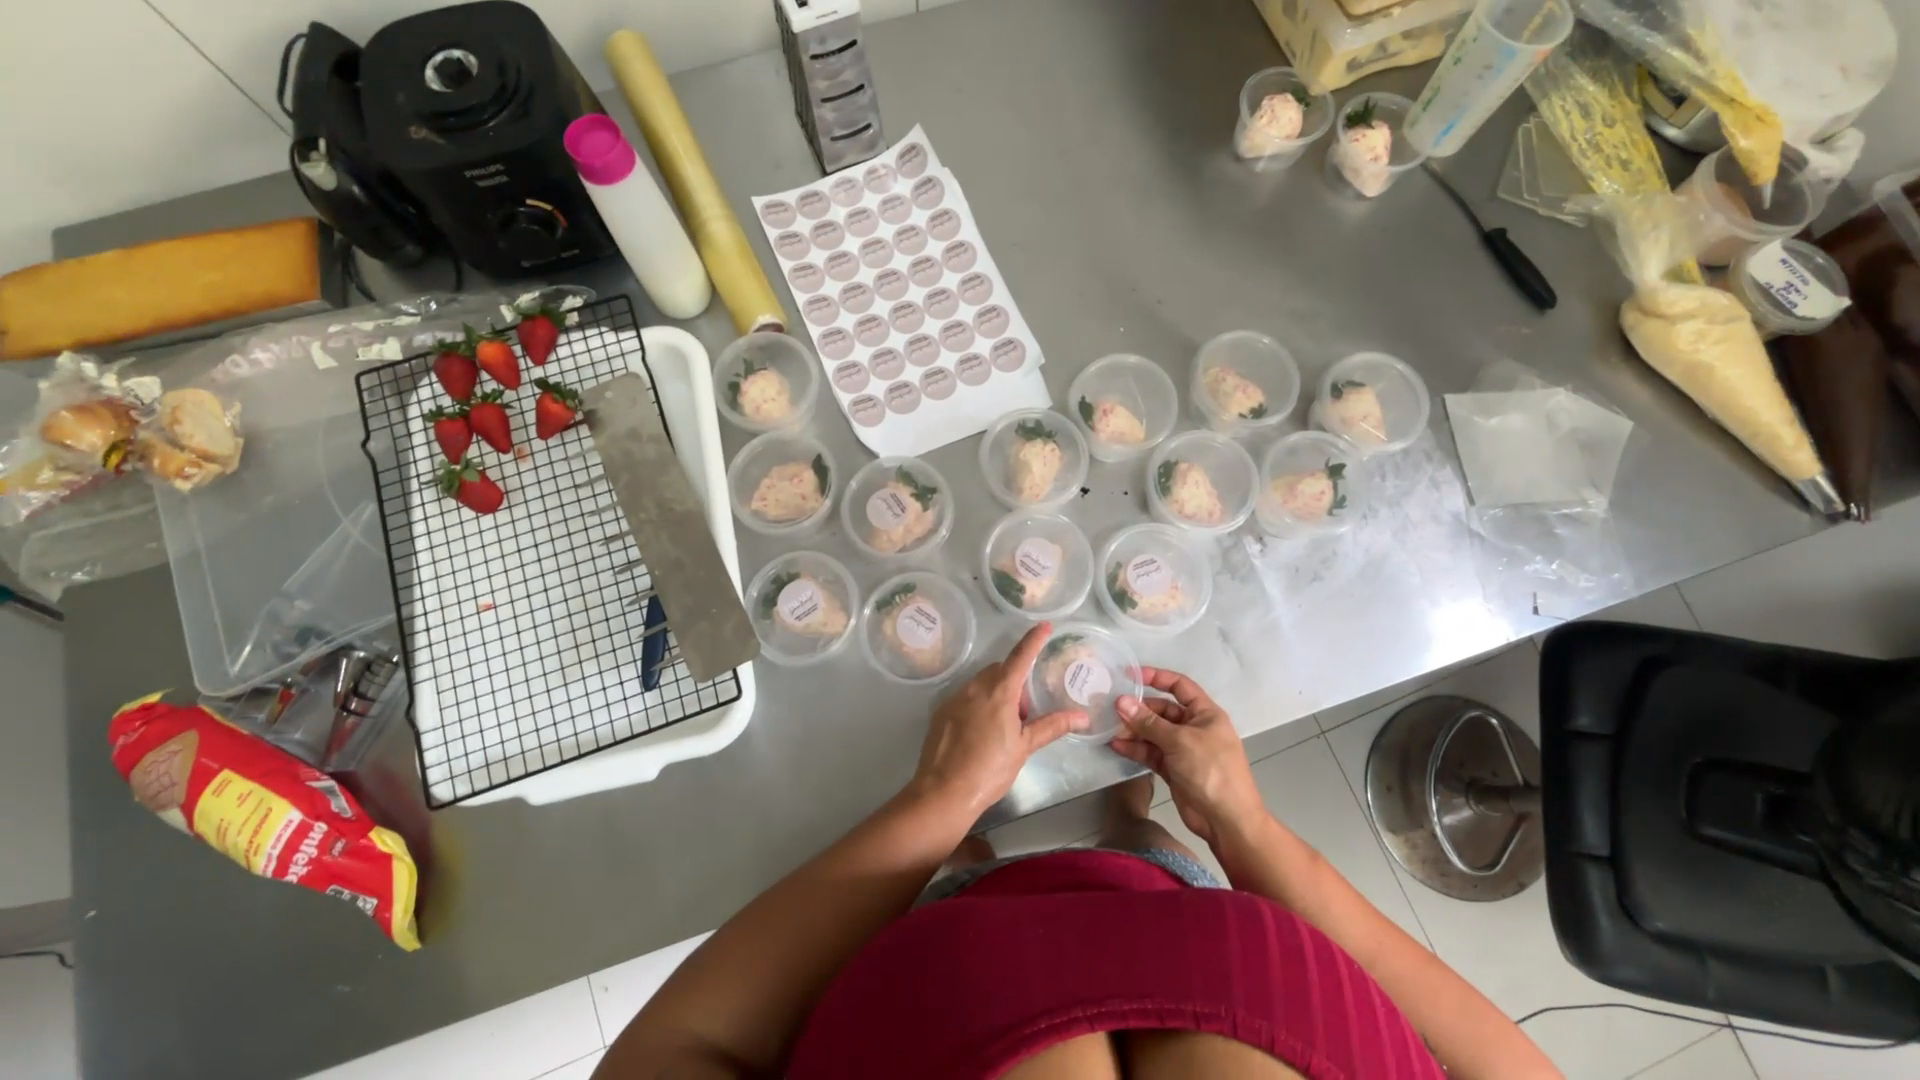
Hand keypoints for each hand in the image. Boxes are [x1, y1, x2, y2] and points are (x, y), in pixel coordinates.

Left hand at [911, 622, 1088, 815]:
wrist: (943, 791)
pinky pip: (966, 698)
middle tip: (1025, 714)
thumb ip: (1052, 726)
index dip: (1033, 641)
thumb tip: (1082, 716)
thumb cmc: (989, 768)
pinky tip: (981, 734)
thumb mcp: (1024, 747)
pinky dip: (979, 705)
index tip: (1044, 626)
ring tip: (1004, 728)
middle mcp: (975, 688)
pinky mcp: (941, 713)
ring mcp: (954, 699)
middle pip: (999, 671)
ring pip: (981, 684)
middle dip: (1015, 682)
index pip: (1020, 657)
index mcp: (999, 692)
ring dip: (996, 694)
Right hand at [1109, 667, 1264, 843]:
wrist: (1227, 819)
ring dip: (1133, 731)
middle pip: (1162, 711)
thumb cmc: (1211, 770)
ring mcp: (1183, 750)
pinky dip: (1135, 749)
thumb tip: (1121, 702)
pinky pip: (1151, 753)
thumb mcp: (1179, 741)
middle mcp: (1194, 728)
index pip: (1179, 686)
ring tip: (1110, 730)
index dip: (1156, 677)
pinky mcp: (1173, 769)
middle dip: (1138, 710)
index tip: (1129, 675)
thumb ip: (1148, 722)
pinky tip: (1117, 746)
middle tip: (1111, 710)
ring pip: (1153, 733)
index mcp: (1205, 714)